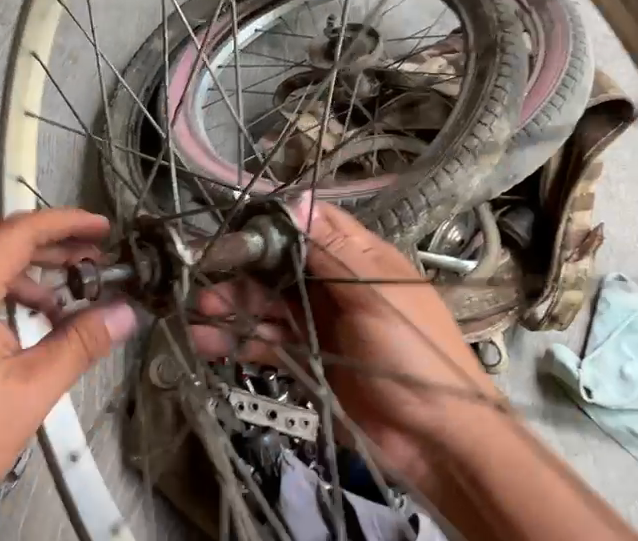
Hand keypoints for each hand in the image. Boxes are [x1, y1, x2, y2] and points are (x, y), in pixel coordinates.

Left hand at [0, 209, 142, 540]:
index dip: (67, 224)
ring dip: (31, 275)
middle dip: (55, 249)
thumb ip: (80, 344)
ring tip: (72, 296)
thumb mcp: (29, 391)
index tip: (98, 227)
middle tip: (95, 257)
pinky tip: (33, 320)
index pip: (20, 232)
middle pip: (3, 244)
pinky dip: (4, 294)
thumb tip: (119, 316)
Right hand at [191, 198, 499, 487]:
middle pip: (275, 265)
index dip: (271, 222)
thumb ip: (333, 250)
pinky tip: (209, 343)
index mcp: (357, 259)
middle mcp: (332, 284)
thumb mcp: (377, 296)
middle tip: (204, 281)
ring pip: (264, 303)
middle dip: (239, 271)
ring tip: (198, 318)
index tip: (233, 230)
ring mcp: (318, 322)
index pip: (309, 223)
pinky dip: (236, 341)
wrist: (439, 442)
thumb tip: (296, 196)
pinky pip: (265, 342)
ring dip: (231, 307)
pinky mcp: (307, 360)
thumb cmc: (416, 355)